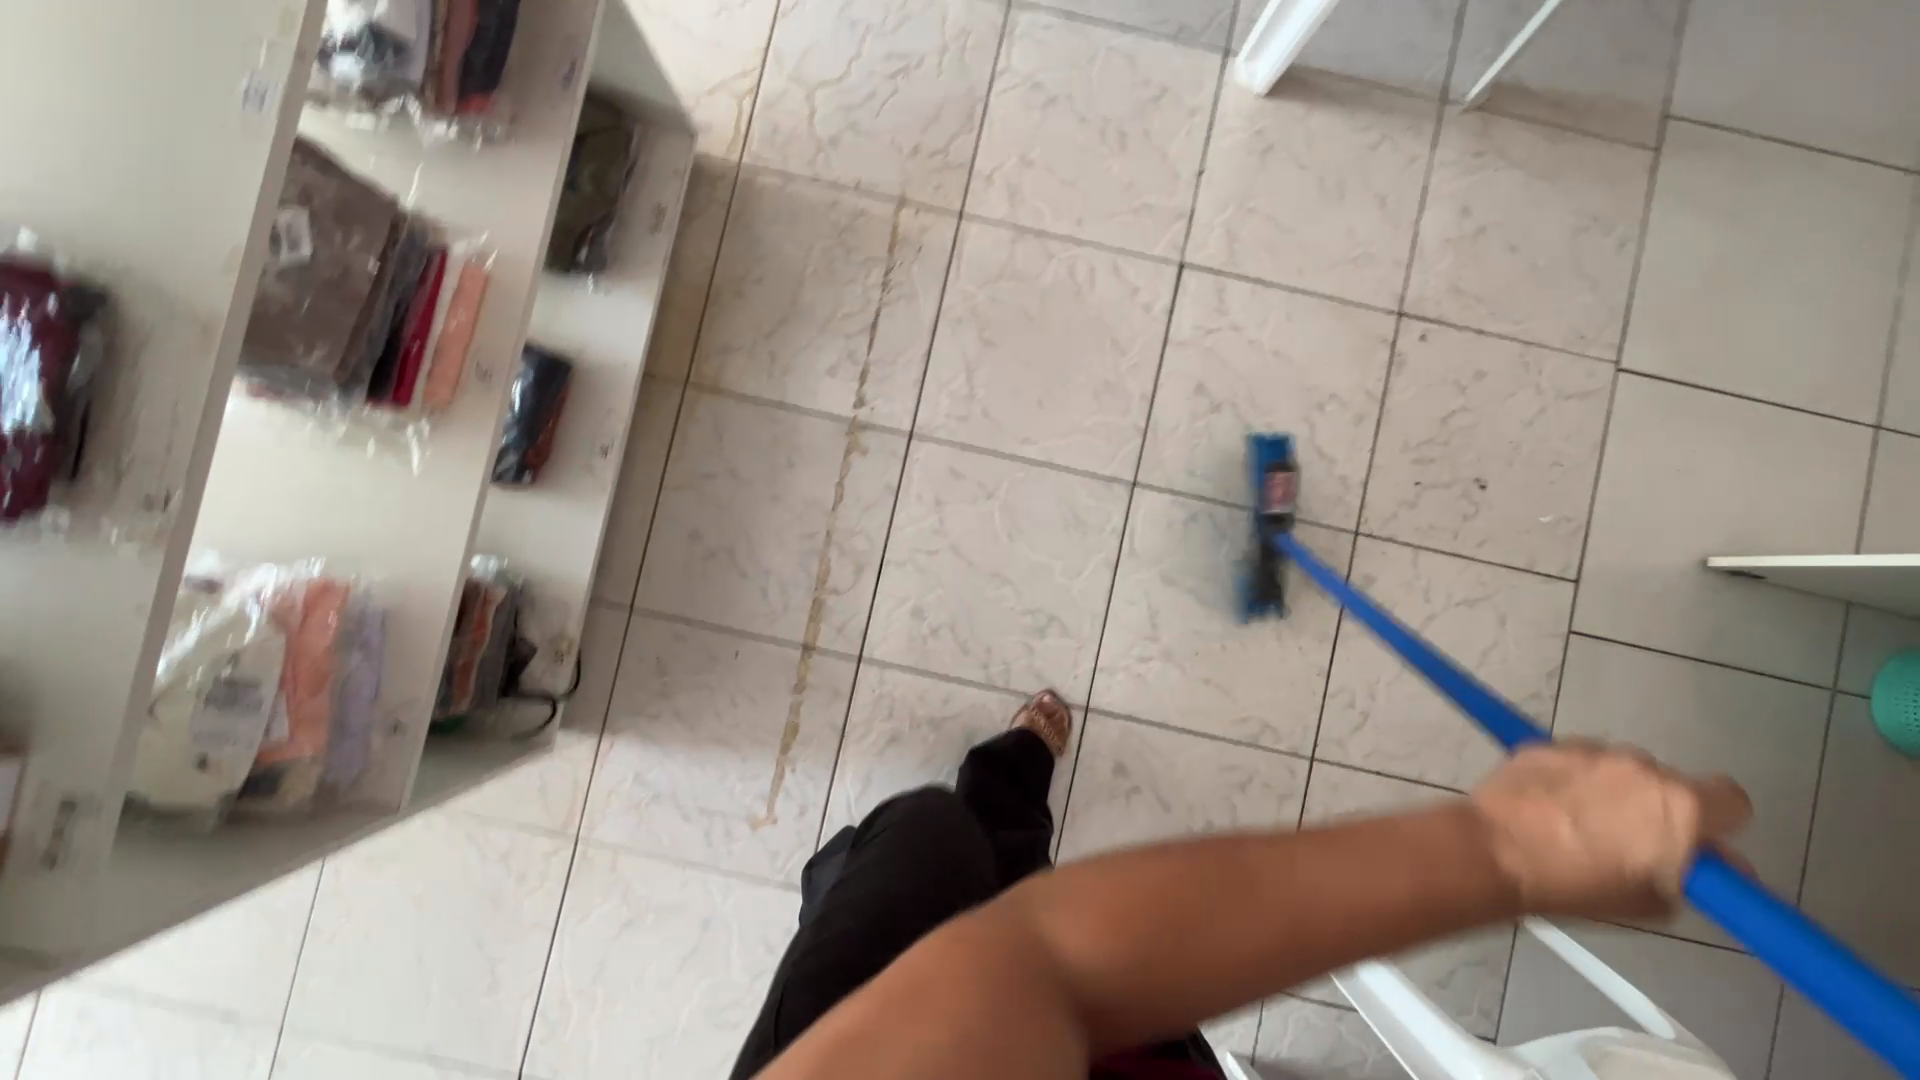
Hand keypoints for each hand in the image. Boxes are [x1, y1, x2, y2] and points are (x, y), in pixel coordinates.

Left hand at [1469, 741, 1751, 918]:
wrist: (1495, 850)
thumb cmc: (1578, 883)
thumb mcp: (1655, 899)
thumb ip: (1694, 876)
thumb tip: (1717, 864)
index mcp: (1682, 804)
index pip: (1732, 800)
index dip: (1717, 821)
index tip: (1694, 841)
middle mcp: (1640, 765)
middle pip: (1666, 782)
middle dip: (1655, 806)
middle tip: (1626, 837)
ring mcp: (1586, 749)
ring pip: (1615, 767)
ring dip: (1609, 787)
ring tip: (1576, 821)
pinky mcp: (1542, 743)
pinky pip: (1571, 759)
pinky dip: (1567, 776)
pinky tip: (1546, 803)